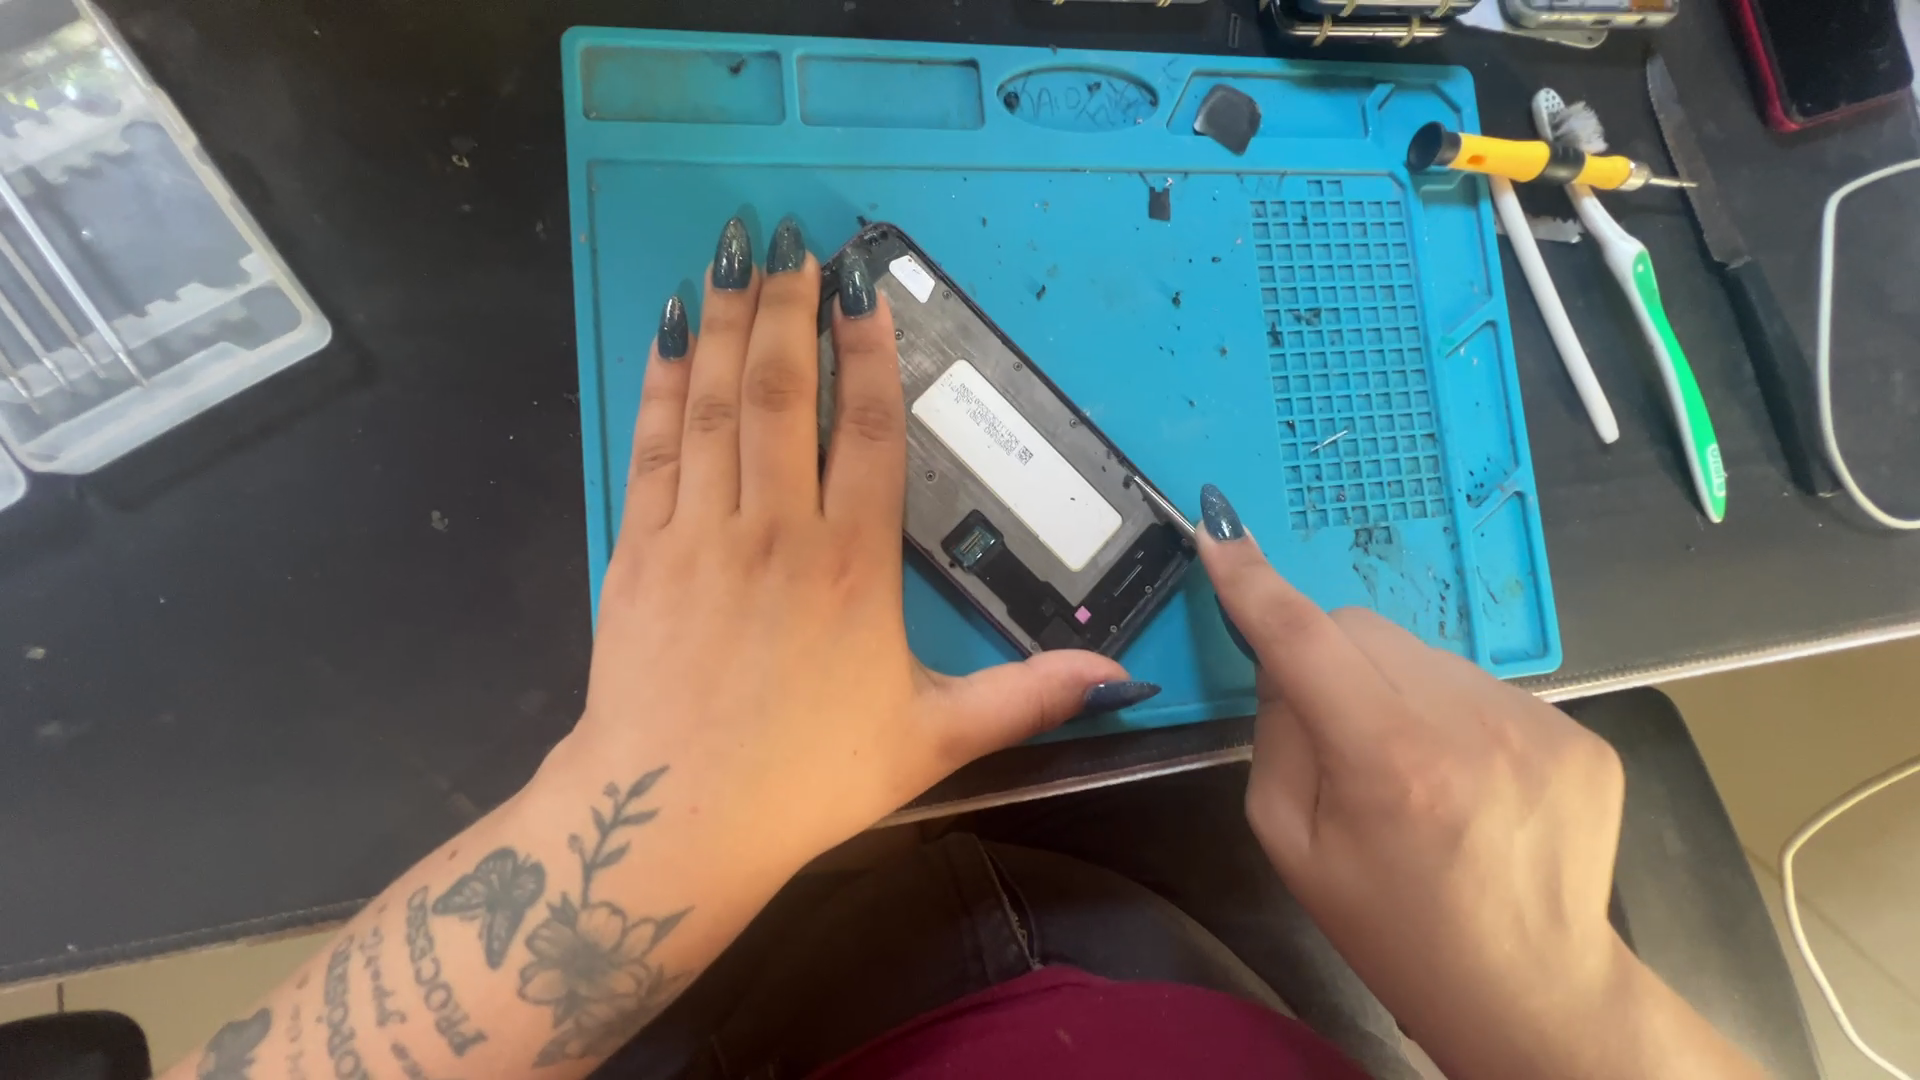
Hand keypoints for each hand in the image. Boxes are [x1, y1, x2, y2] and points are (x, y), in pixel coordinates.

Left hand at [569, 216, 1137, 873]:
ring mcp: (700, 534)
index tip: (863, 288)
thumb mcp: (935, 740)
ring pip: (717, 406)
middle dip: (790, 310)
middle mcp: (777, 533)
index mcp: (853, 568)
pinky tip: (673, 330)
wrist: (673, 822)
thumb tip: (1126, 678)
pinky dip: (664, 381)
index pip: (866, 432)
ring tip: (737, 255)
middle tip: (793, 241)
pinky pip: (654, 445)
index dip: (866, 351)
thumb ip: (1030, 697)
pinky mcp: (640, 549)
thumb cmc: (809, 780)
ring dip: (731, 325)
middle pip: (784, 396)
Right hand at [1197, 484, 1645, 1077]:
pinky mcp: (1576, 730)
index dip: (1253, 582)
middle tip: (1327, 720)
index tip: (1218, 529)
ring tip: (1404, 759)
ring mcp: (1535, 722)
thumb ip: (1275, 731)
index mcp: (1387, 764)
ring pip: (1415, 649)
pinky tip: (1457, 769)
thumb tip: (1287, 660)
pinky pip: (1469, 679)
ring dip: (1384, 679)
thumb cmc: (1383, 921)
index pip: (1303, 640)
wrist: (1531, 989)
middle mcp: (1467, 726)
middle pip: (1359, 628)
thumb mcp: (1286, 836)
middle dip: (1323, 651)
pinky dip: (1439, 704)